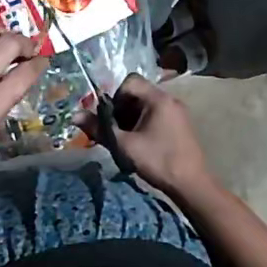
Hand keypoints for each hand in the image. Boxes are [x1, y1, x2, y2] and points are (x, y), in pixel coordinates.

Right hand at [82, 74, 215, 197]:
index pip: (130, 81)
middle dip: (121, 109)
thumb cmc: (158, 161)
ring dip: (131, 118)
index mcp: (158, 99)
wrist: (191, 184)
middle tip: (114, 130)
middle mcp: (169, 99)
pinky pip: (156, 115)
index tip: (111, 117)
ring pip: (146, 105)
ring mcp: (177, 112)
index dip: (115, 96)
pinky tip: (140, 144)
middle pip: (137, 93)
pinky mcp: (180, 125)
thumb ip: (99, 128)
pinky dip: (143, 123)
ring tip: (125, 139)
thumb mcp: (124, 145)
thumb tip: (74, 116)